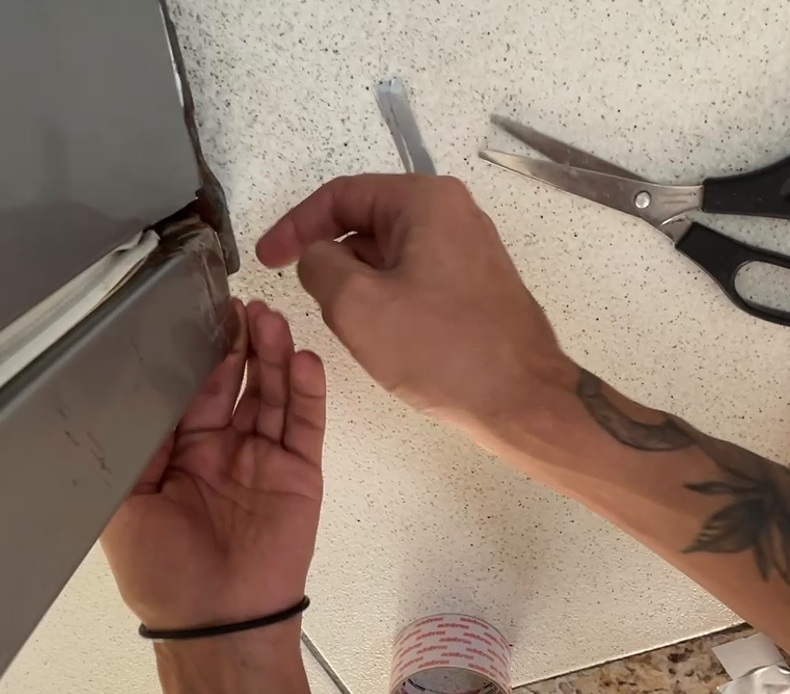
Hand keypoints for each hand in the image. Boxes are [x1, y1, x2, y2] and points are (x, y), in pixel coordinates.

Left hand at [100, 299, 324, 630]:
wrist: (218, 620)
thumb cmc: (162, 571)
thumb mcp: (122, 504)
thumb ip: (132, 445)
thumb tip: (132, 388)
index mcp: (179, 454)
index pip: (191, 389)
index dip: (196, 353)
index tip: (200, 313)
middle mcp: (223, 449)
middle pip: (236, 383)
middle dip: (238, 344)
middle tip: (243, 306)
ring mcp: (265, 459)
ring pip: (272, 395)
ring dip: (273, 356)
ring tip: (271, 320)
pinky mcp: (300, 472)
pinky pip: (305, 424)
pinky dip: (307, 391)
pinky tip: (303, 360)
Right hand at [256, 174, 574, 427]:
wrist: (522, 400)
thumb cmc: (441, 351)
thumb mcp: (358, 306)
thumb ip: (319, 266)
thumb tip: (317, 256)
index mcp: (425, 201)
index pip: (340, 196)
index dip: (294, 226)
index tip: (267, 260)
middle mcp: (453, 214)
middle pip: (367, 226)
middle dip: (334, 264)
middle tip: (320, 309)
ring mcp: (470, 252)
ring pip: (391, 259)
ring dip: (361, 289)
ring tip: (357, 332)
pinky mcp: (478, 288)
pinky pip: (417, 282)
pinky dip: (390, 302)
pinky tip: (389, 341)